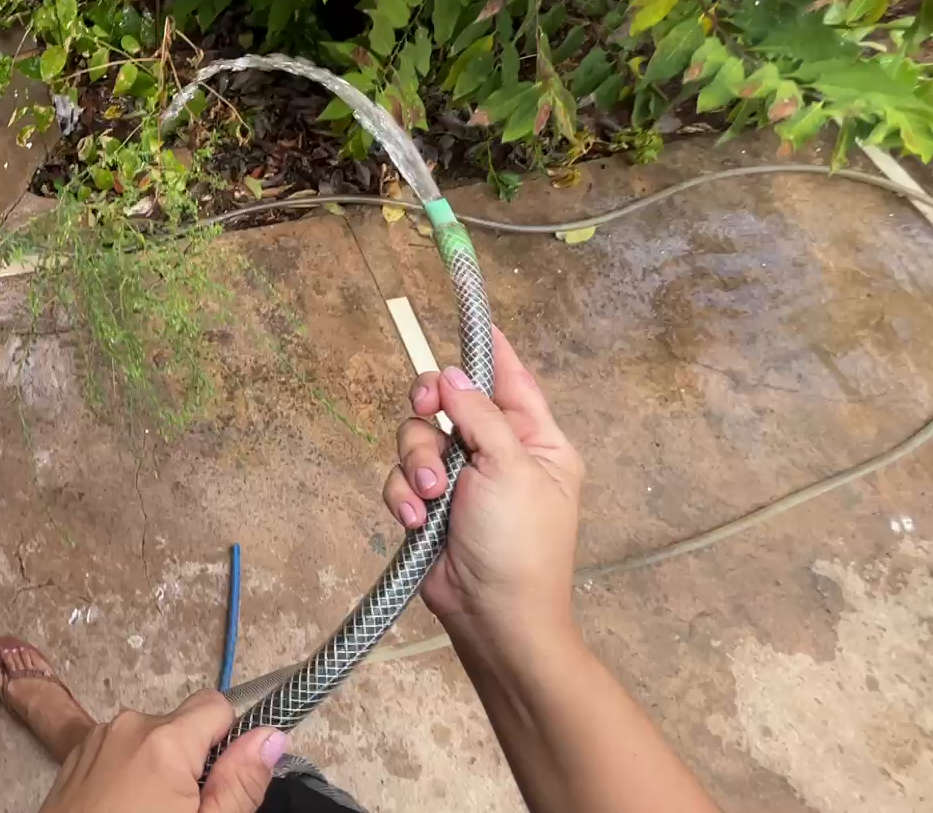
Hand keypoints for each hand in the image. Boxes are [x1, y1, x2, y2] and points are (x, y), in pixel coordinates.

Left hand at [38, 689, 285, 812]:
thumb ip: (239, 785)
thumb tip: (272, 736)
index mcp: (165, 740)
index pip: (216, 705)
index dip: (231, 741)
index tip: (227, 783)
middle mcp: (130, 723)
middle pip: (183, 726)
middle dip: (195, 764)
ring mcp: (99, 735)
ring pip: (152, 740)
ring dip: (162, 771)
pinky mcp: (78, 752)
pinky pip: (122, 750)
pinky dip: (133, 774)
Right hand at [383, 327, 583, 653]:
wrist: (491, 613)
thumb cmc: (521, 544)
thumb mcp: (513, 471)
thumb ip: (480, 416)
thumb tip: (452, 374)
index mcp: (533, 440)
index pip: (511, 381)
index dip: (491, 350)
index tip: (474, 319)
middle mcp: (492, 450)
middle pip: (446, 401)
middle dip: (430, 411)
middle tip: (426, 410)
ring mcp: (456, 476)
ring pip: (414, 436)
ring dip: (415, 465)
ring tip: (429, 499)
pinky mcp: (424, 500)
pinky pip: (398, 475)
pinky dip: (403, 496)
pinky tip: (416, 521)